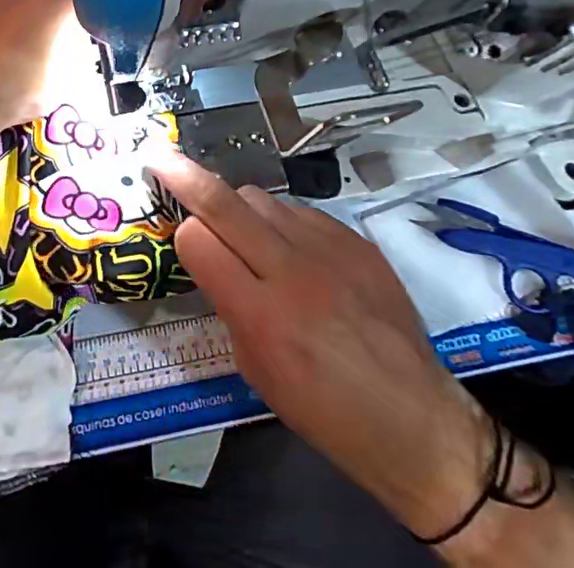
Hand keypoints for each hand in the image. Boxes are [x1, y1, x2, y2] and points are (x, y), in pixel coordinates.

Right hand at [152, 156, 494, 539]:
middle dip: (186, 176)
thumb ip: (230, 305)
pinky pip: (303, 213)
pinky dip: (283, 223)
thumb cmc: (322, 409)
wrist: (412, 416)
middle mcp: (293, 270)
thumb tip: (213, 258)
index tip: (179, 234)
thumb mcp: (256, 369)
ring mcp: (331, 249)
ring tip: (245, 233)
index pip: (199, 240)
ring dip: (241, 209)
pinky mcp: (358, 242)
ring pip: (264, 199)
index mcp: (261, 314)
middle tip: (161, 157)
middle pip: (226, 202)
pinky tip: (293, 250)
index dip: (183, 235)